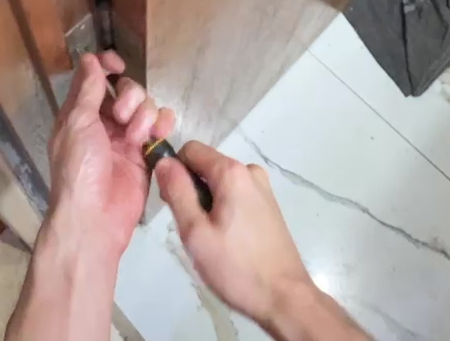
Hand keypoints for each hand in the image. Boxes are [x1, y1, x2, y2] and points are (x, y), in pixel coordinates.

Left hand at [44, 51, 176, 256]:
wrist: (95, 219)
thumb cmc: (79, 169)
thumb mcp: (77, 124)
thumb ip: (88, 90)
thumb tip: (90, 59)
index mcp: (82, 113)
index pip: (96, 76)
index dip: (107, 65)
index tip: (118, 65)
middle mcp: (105, 121)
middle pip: (127, 88)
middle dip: (130, 97)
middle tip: (123, 118)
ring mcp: (127, 138)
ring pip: (146, 105)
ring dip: (145, 114)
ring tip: (138, 137)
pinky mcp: (146, 154)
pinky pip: (161, 126)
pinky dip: (163, 123)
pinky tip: (159, 133)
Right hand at [155, 142, 367, 340]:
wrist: (285, 299)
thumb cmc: (237, 267)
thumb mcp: (196, 232)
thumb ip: (177, 191)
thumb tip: (163, 160)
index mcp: (232, 171)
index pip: (190, 150)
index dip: (175, 171)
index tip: (173, 203)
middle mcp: (250, 171)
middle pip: (206, 166)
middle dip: (192, 190)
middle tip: (192, 229)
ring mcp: (262, 188)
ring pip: (220, 182)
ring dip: (208, 203)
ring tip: (211, 240)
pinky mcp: (269, 205)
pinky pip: (236, 194)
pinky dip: (225, 209)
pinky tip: (228, 241)